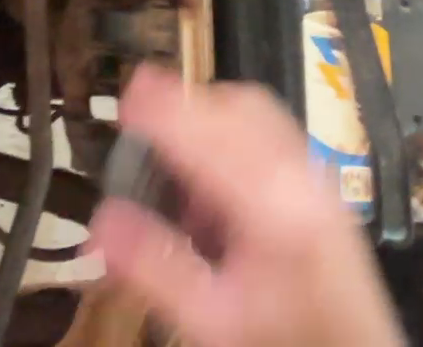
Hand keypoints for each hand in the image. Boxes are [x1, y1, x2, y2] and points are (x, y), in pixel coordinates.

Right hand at [89, 65, 405, 346]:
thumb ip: (156, 268)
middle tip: (138, 126)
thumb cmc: (280, 340)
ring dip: (207, 115)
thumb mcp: (213, 322)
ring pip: (256, 110)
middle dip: (184, 106)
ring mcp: (318, 175)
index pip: (212, 135)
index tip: (126, 99)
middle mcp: (303, 176)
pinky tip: (211, 180)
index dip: (165, 109)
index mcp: (277, 207)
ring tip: (172, 154)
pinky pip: (271, 129)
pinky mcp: (322, 184)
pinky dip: (230, 130)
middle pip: (238, 106)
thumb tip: (100, 221)